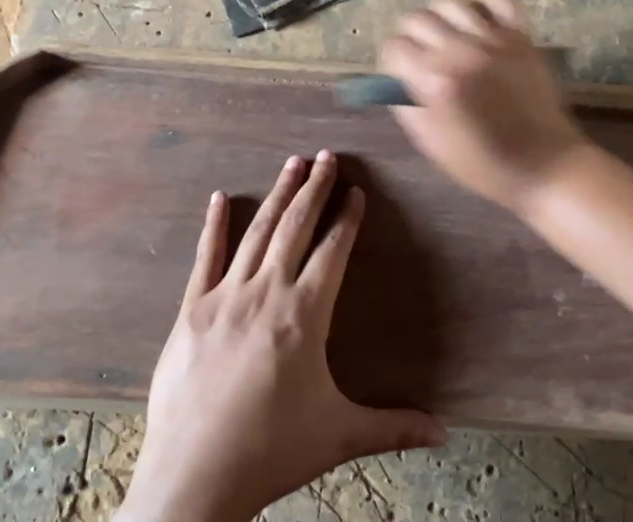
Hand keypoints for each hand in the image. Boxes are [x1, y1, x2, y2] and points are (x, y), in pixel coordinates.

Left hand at [120, 151, 445, 521]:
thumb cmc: (272, 451)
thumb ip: (392, 427)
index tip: (357, 191)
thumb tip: (442, 432)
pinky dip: (214, 226)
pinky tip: (220, 198)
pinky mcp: (191, 312)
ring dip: (276, 195)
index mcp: (305, 315)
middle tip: (326, 157)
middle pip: (296, 227)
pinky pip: (205, 258)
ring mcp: (225, 298)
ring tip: (291, 164)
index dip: (348, 219)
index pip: (334, 251)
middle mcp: (267, 293)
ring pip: (257, 232)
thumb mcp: (339, 436)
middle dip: (314, 188)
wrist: (194, 475)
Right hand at [380, 0, 592, 212]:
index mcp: (433, 80)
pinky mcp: (520, 35)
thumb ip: (406, 105)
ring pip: (451, 2)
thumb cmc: (483, 163)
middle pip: (417, 19)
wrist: (542, 163)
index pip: (394, 48)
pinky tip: (481, 25)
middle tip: (423, 57)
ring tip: (449, 37)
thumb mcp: (430, 143)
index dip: (393, 62)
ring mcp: (492, 39)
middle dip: (412, 37)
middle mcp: (459, 51)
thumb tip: (395, 80)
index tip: (402, 75)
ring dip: (442, 18)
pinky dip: (484, 6)